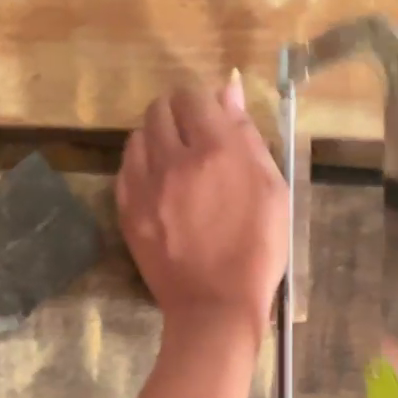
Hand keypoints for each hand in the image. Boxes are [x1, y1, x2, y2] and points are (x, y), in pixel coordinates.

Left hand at [116, 73, 286, 337]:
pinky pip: (125, 170)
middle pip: (160, 109)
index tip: (212, 120)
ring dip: (155, 138)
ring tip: (174, 161)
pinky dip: (140, 167)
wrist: (214, 307)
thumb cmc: (256, 252)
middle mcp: (174, 160)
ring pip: (138, 136)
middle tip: (193, 138)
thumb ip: (248, 136)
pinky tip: (157, 184)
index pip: (195, 96)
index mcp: (216, 150)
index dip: (204, 102)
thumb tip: (229, 91)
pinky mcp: (128, 212)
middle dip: (177, 114)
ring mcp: (145, 188)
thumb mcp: (271, 190)